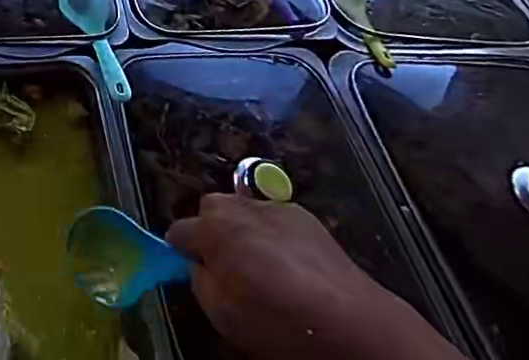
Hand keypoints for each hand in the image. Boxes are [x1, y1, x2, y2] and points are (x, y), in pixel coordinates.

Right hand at [167, 194, 462, 359]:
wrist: (350, 321)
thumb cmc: (279, 322)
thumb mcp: (223, 316)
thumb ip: (201, 282)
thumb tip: (199, 266)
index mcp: (213, 229)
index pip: (179, 230)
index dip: (181, 251)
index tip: (191, 269)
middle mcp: (238, 207)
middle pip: (210, 209)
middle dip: (212, 231)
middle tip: (227, 266)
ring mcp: (272, 206)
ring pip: (242, 210)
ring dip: (242, 229)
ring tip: (260, 264)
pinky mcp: (302, 213)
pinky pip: (272, 217)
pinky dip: (271, 233)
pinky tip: (289, 263)